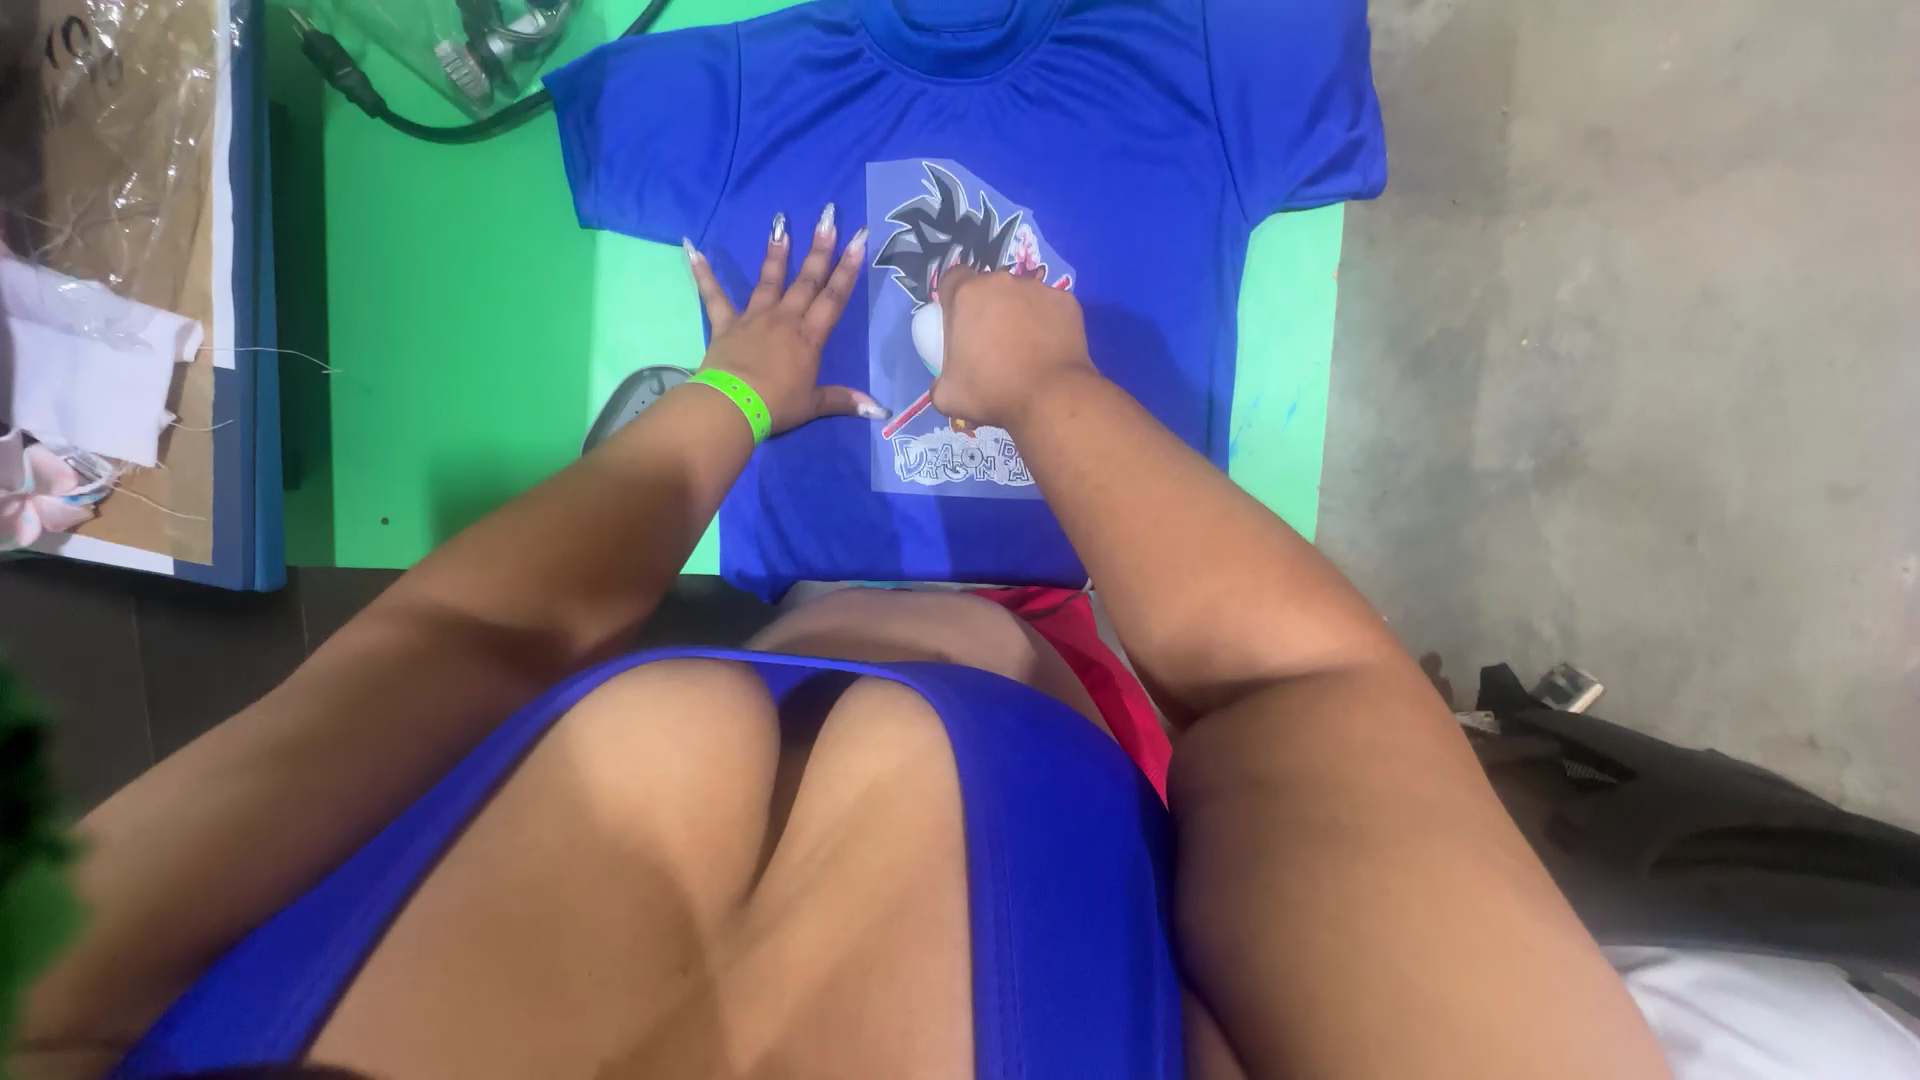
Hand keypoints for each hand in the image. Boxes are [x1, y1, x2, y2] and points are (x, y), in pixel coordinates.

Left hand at [686, 206, 890, 434]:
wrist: (732, 406)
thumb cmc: (777, 405)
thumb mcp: (814, 405)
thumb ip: (844, 401)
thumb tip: (880, 411)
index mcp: (809, 337)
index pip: (834, 297)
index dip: (848, 268)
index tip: (859, 239)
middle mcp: (784, 319)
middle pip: (806, 280)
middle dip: (820, 248)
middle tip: (828, 217)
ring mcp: (753, 318)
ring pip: (768, 280)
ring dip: (776, 252)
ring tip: (781, 223)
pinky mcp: (725, 324)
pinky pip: (713, 295)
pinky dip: (703, 273)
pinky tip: (691, 249)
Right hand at [931, 265, 1098, 432]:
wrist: (1050, 398)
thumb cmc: (992, 393)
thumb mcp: (947, 396)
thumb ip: (939, 380)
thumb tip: (945, 382)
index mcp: (966, 295)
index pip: (952, 279)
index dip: (953, 298)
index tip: (959, 322)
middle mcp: (1002, 281)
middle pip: (989, 287)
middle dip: (988, 307)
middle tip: (993, 341)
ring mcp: (1038, 288)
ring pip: (1022, 295)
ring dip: (1019, 313)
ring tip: (1026, 347)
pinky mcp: (1066, 301)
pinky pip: (1050, 308)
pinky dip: (1047, 322)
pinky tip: (1049, 348)